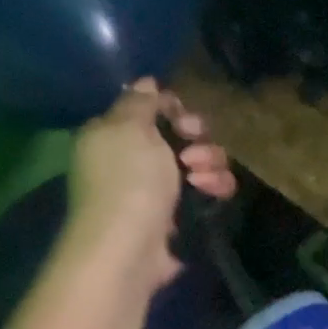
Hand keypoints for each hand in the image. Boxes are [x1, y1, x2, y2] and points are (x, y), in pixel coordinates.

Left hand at [67, 78, 235, 284]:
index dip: (173, 109)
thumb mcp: (129, 127)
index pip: (151, 109)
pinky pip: (206, 188)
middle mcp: (132, 159)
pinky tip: (210, 190)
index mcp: (113, 135)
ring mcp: (155, 188)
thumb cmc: (126, 180)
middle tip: (193, 148)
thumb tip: (145, 82)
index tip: (182, 117)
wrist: (128, 247)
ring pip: (199, 160)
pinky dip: (214, 185)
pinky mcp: (177, 213)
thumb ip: (140, 101)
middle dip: (197, 137)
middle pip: (181, 134)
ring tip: (200, 177)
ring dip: (209, 162)